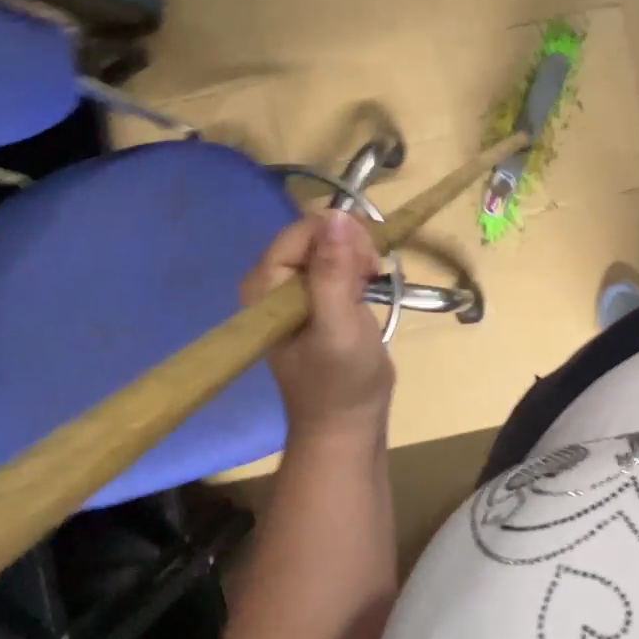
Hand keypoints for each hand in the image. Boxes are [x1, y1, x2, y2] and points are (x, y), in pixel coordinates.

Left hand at [241, 209, 395, 441]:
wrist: (348, 423)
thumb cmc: (340, 380)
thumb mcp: (338, 324)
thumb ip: (334, 271)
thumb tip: (338, 215)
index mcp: (267, 284)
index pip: (303, 229)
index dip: (340, 235)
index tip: (369, 262)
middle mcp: (275, 281)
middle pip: (317, 233)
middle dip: (351, 245)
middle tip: (372, 274)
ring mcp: (296, 289)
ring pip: (332, 244)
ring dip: (359, 255)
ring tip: (371, 282)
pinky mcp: (317, 297)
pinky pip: (338, 261)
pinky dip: (359, 267)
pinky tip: (369, 285)